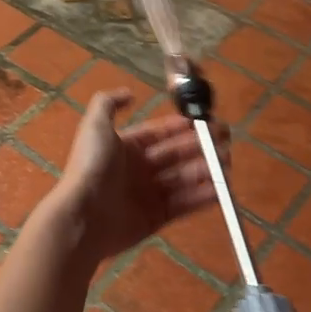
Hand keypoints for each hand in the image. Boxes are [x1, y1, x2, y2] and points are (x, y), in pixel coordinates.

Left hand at [48, 88, 230, 263]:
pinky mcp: (155, 218)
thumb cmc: (92, 166)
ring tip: (227, 164)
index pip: (159, 133)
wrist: (83, 215)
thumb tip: (129, 92)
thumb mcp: (95, 126)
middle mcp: (137, 169)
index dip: (182, 127)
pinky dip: (202, 196)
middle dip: (200, 147)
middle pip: (175, 155)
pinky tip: (220, 190)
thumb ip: (108, 103)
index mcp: (126, 146)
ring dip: (205, 170)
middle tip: (225, 142)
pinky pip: (183, 204)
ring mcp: (147, 194)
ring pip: (183, 179)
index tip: (206, 121)